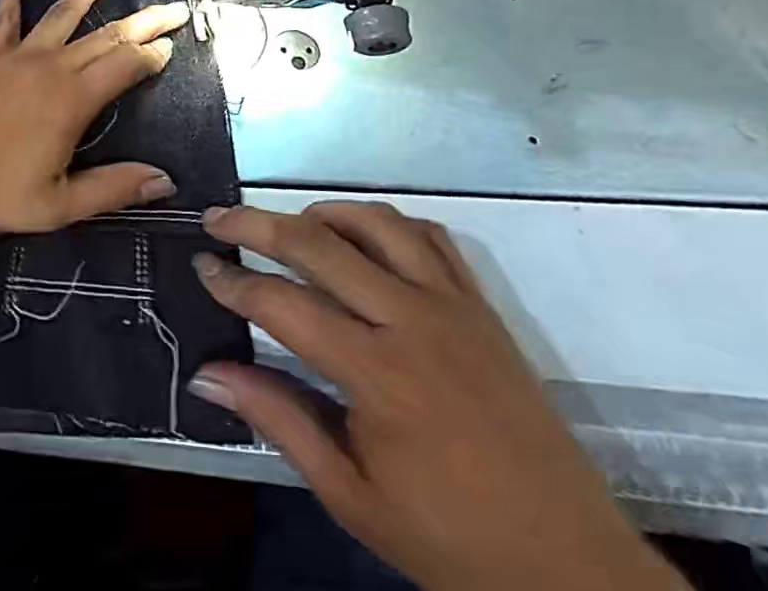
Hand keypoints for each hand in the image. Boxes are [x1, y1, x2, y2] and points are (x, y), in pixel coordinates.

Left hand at [0, 0, 189, 242]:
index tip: (172, 47)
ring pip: (62, 14)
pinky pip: (4, 19)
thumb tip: (166, 181)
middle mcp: (51, 67)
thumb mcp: (60, 205)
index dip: (154, 54)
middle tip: (173, 8)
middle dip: (145, 21)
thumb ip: (114, 188)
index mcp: (73, 99)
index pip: (127, 64)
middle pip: (107, 34)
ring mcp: (17, 56)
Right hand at [187, 203, 687, 590]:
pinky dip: (388, 224)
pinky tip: (363, 238)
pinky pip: (433, 239)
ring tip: (288, 223)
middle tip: (217, 218)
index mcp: (377, 374)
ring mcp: (454, 306)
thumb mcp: (348, 493)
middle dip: (257, 223)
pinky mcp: (483, 308)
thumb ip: (277, 419)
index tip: (201, 265)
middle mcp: (413, 320)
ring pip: (378, 224)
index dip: (233, 282)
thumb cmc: (446, 536)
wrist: (566, 561)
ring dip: (324, 212)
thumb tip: (207, 374)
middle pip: (320, 244)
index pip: (283, 304)